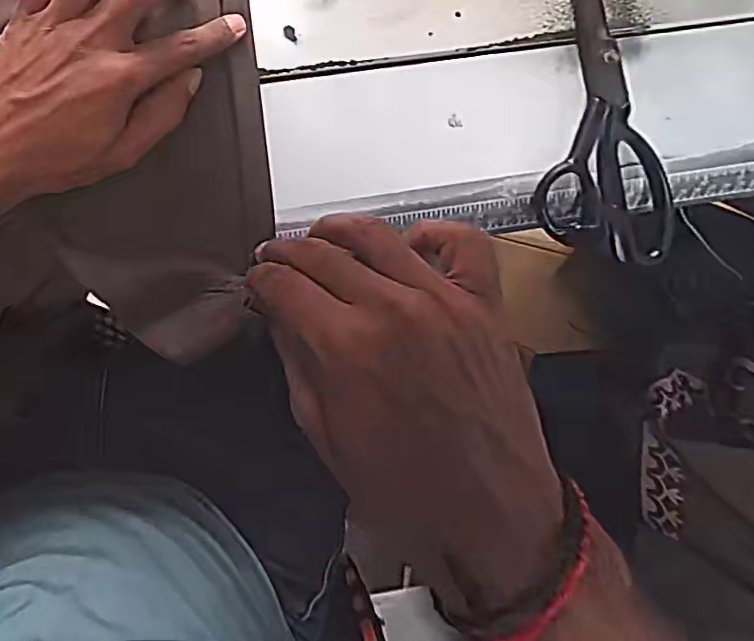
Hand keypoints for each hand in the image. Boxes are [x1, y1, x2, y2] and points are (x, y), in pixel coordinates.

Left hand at [0, 0, 247, 239]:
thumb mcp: (118, 154)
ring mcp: (54, 24)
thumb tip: (187, 81)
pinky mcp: (24, 19)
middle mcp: (89, 41)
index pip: (182, 46)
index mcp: (117, 78)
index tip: (228, 27)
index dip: (215, 33)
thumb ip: (161, 115)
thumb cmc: (46, 159)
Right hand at [248, 215, 563, 617]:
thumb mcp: (323, 432)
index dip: (259, 278)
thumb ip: (294, 359)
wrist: (496, 523)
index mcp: (345, 347)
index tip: (257, 281)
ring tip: (323, 240)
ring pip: (374, 232)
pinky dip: (430, 233)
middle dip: (284, 252)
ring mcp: (443, 302)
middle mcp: (391, 312)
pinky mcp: (484, 307)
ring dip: (335, 230)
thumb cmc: (408, 492)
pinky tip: (408, 246)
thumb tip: (278, 314)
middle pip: (318, 250)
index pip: (281, 281)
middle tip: (276, 261)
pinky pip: (461, 242)